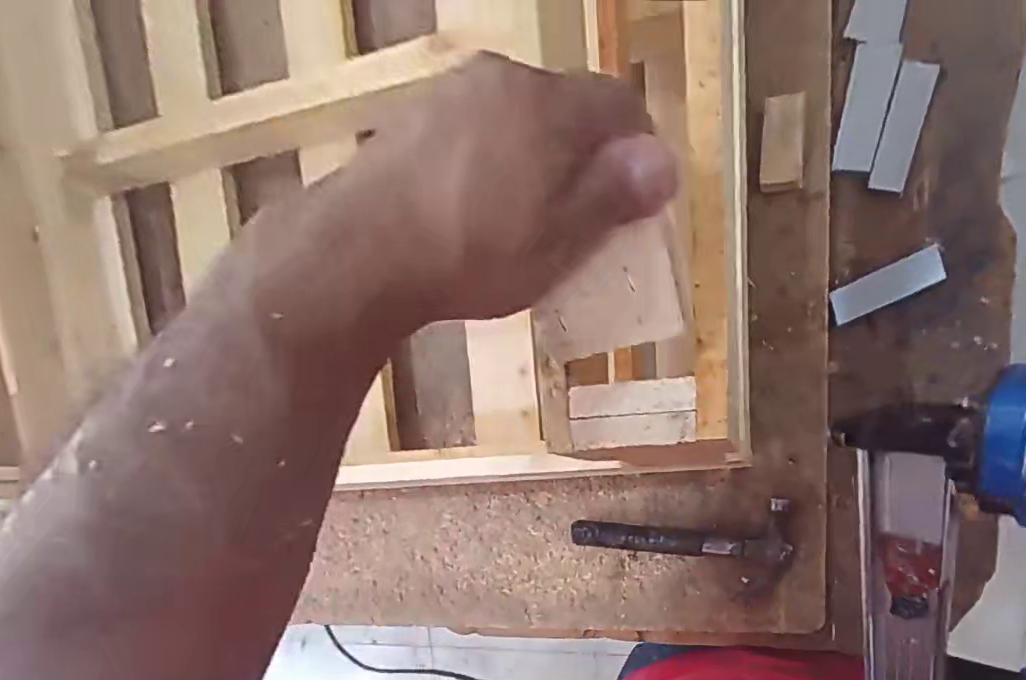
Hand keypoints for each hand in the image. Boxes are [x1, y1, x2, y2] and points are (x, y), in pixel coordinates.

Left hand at [337, 54, 678, 325]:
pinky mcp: (422, 115)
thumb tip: (665, 161)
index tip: (637, 206)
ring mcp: (455, 92)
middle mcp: (502, 79)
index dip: (642, 154)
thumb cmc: (478, 253)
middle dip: (597, 161)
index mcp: (546, 104)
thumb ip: (616, 193)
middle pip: (576, 110)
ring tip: (542, 223)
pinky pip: (491, 129)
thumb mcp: (564, 238)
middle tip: (594, 223)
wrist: (360, 254)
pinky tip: (494, 211)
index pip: (623, 104)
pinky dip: (511, 163)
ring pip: (533, 120)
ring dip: (553, 163)